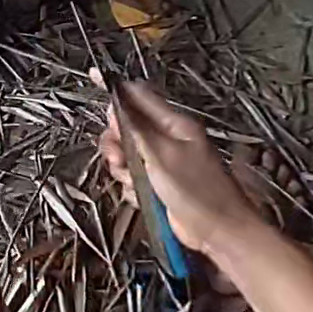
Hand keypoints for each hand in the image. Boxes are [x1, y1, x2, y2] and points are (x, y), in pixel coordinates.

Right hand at [98, 78, 268, 251]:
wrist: (217, 233)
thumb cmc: (197, 191)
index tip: (95, 78)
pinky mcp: (155, 182)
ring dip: (123, 168)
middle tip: (118, 156)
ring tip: (134, 180)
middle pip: (126, 126)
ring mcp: (160, 161)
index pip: (140, 95)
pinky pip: (131, 175)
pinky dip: (131, 186)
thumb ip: (136, 127)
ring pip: (125, 153)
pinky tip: (143, 196)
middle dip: (116, 141)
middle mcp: (166, 139)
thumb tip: (116, 102)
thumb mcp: (161, 154)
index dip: (117, 89)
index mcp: (174, 124)